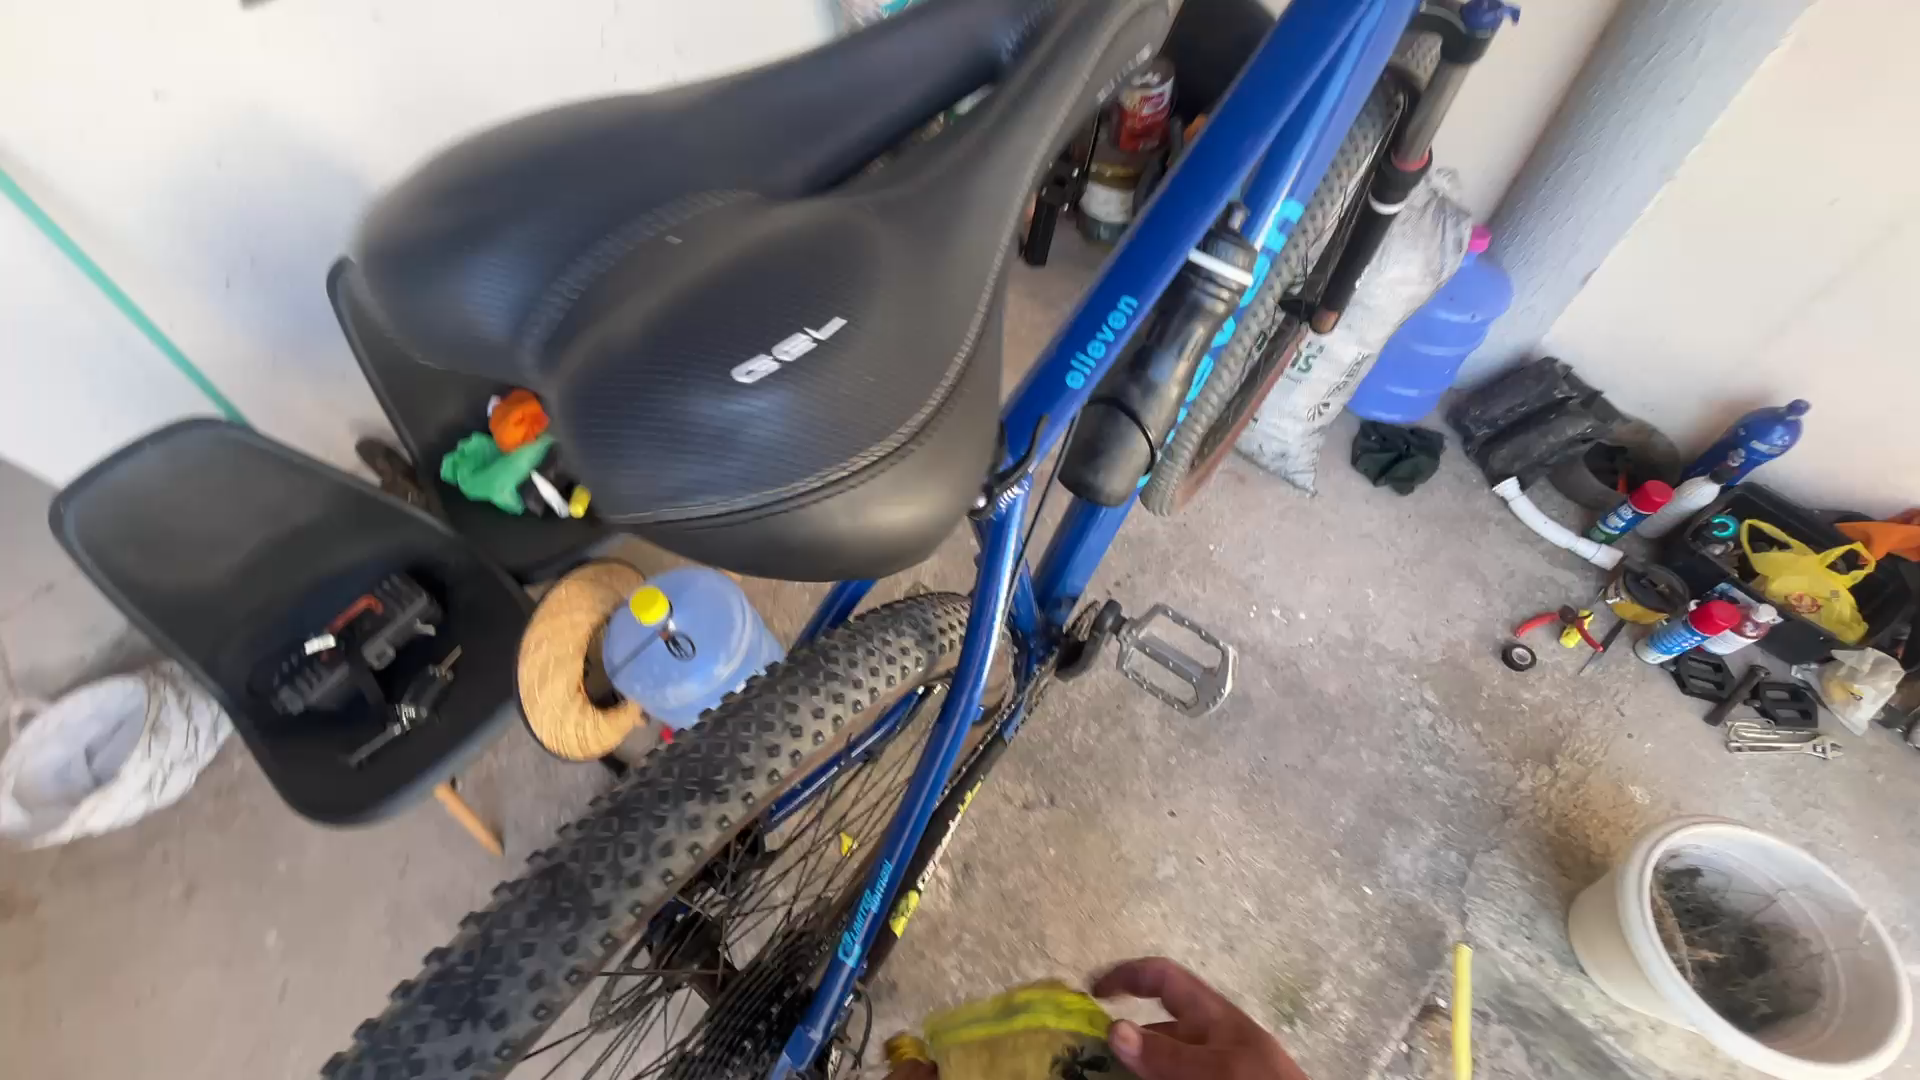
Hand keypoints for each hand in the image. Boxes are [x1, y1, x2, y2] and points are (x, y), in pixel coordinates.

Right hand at [1092, 957, 1311, 1079]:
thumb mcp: (1218, 1070)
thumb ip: (1167, 1055)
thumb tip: (1113, 1029)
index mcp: (1209, 1015)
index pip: (1161, 977)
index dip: (1126, 975)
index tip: (1090, 992)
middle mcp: (1207, 1040)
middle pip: (1155, 1034)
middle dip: (1125, 1047)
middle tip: (1088, 1064)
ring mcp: (1211, 1070)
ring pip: (1162, 1067)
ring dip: (1136, 1073)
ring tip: (1105, 1079)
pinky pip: (1173, 1079)